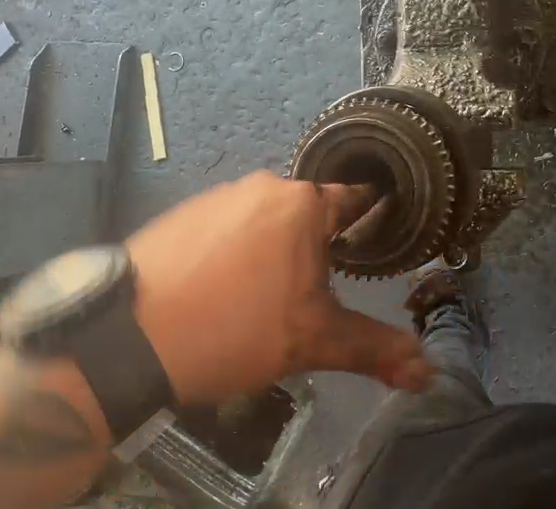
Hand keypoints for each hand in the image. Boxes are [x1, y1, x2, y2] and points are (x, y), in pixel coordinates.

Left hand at [125, 171, 431, 404]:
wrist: (127, 337)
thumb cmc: (234, 329)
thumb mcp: (311, 342)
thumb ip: (374, 348)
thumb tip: (428, 370)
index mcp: (304, 204)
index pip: (355, 200)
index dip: (370, 221)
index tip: (378, 237)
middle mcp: (266, 186)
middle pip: (308, 216)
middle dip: (315, 250)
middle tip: (309, 295)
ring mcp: (220, 195)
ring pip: (267, 221)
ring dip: (274, 251)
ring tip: (261, 299)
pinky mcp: (184, 211)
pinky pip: (228, 226)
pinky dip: (235, 251)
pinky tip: (221, 290)